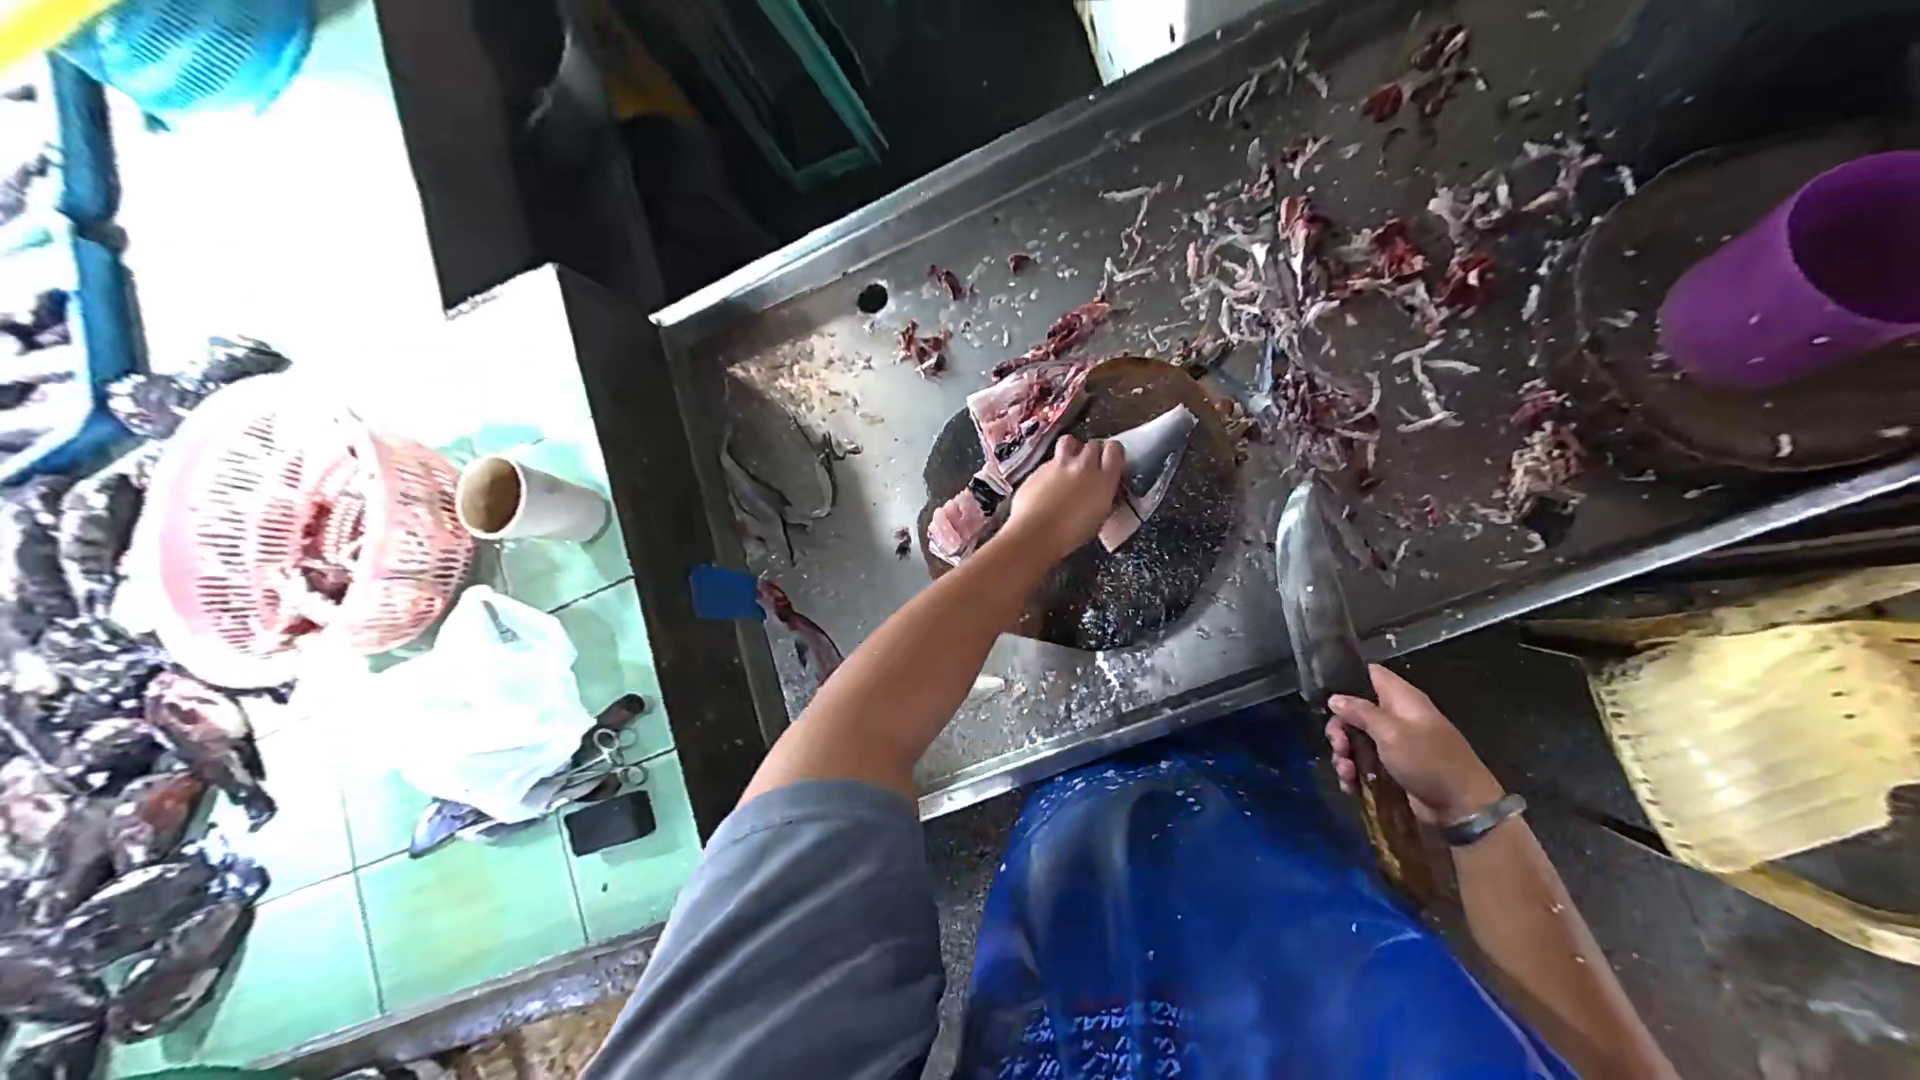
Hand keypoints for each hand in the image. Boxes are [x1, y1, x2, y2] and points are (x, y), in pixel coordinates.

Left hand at [997, 435, 1123, 565]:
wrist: (1035, 533)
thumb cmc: (1069, 534)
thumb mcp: (1098, 518)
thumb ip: (1102, 497)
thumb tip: (1101, 493)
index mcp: (1103, 479)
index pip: (1115, 449)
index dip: (1113, 453)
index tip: (1110, 460)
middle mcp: (1083, 466)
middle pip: (1093, 444)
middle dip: (1093, 452)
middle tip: (1089, 465)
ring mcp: (1059, 464)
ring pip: (1069, 441)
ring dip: (1072, 448)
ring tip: (1070, 462)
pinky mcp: (1039, 468)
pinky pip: (1050, 460)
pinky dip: (1052, 467)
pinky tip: (1048, 483)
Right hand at [1325, 664, 1503, 824]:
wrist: (1462, 809)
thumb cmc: (1429, 762)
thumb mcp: (1391, 732)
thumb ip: (1360, 712)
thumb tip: (1334, 698)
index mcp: (1402, 700)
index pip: (1371, 674)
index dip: (1347, 679)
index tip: (1327, 694)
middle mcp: (1396, 718)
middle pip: (1354, 711)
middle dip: (1340, 729)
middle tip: (1339, 746)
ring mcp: (1394, 744)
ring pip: (1355, 740)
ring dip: (1344, 755)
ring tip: (1347, 773)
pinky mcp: (1391, 769)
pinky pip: (1363, 763)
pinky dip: (1353, 773)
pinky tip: (1351, 785)